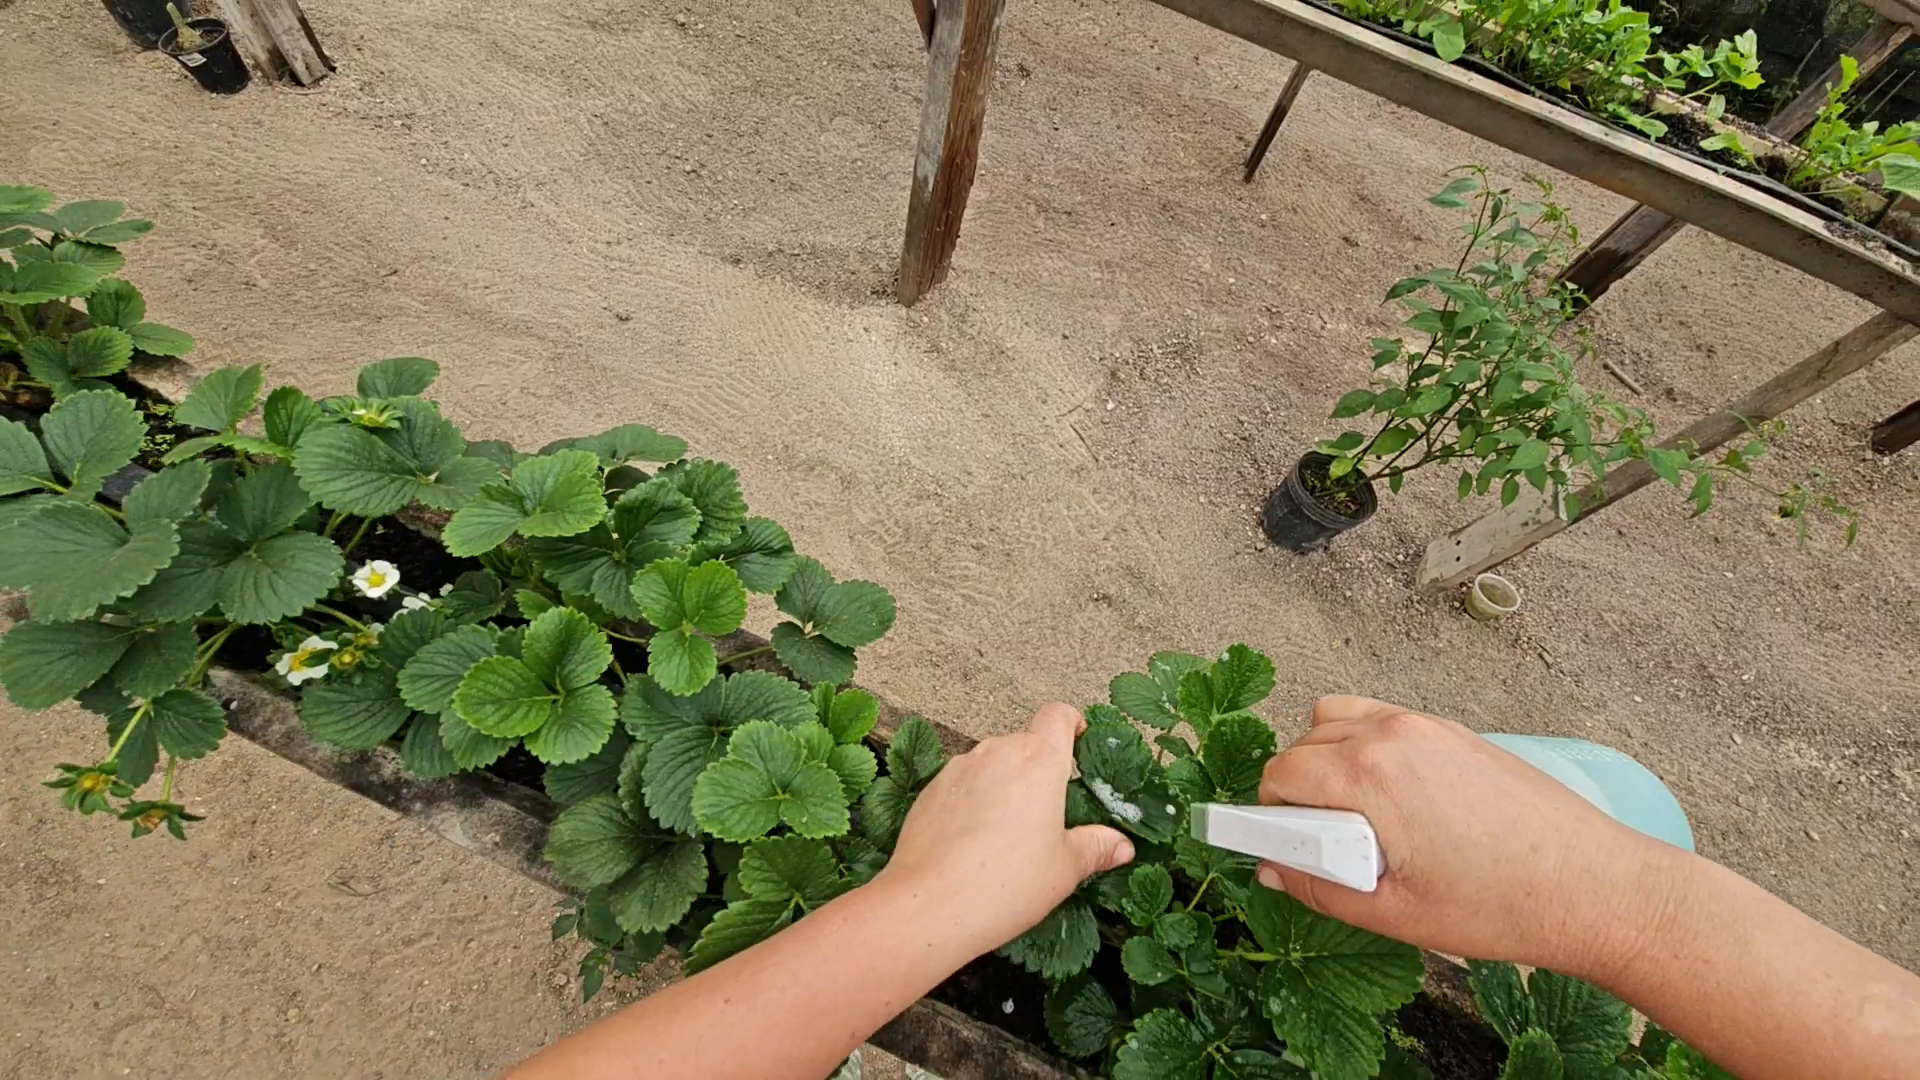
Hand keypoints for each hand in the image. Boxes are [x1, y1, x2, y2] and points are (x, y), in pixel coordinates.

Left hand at [876, 703, 1135, 958]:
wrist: (929, 904)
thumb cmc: (1007, 883)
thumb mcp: (1064, 869)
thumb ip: (1095, 848)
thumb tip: (1121, 846)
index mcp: (1038, 760)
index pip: (1058, 715)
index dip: (1071, 723)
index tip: (1078, 743)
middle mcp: (998, 751)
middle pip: (1025, 744)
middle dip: (1038, 770)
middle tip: (1048, 814)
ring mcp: (960, 766)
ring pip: (992, 764)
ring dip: (1005, 785)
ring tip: (1008, 834)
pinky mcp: (932, 787)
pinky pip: (963, 783)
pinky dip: (974, 800)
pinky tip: (973, 842)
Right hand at [1257, 695, 1679, 977]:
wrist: (1607, 891)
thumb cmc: (1509, 906)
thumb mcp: (1398, 914)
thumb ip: (1319, 889)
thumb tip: (1270, 870)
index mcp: (1370, 776)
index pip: (1281, 771)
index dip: (1271, 810)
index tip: (1288, 840)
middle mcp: (1389, 735)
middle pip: (1301, 744)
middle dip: (1298, 790)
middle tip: (1331, 839)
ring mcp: (1421, 725)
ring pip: (1331, 719)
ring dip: (1324, 757)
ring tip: (1356, 807)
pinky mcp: (1446, 727)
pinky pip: (1374, 717)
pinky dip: (1360, 743)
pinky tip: (1391, 791)